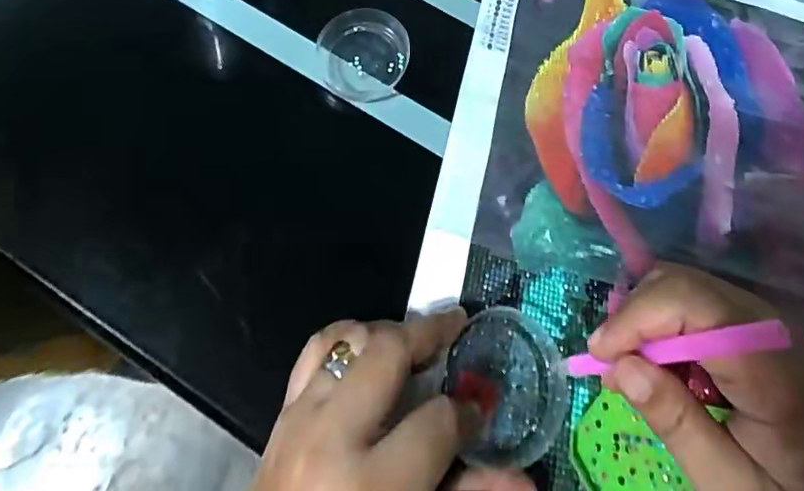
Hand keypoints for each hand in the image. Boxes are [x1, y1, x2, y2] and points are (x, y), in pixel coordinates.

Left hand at [253, 310, 533, 490]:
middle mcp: (331, 438)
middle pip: (387, 353)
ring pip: (348, 339)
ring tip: (413, 340)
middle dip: (428, 334)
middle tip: (456, 328)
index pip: (435, 423)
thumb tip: (525, 481)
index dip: (466, 414)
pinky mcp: (279, 417)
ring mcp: (299, 421)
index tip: (480, 411)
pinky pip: (314, 352)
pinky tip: (367, 351)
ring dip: (386, 331)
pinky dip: (346, 341)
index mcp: (372, 484)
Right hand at [587, 266, 803, 490]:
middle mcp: (769, 323)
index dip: (638, 319)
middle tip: (608, 365)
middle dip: (634, 316)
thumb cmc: (788, 490)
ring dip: (643, 315)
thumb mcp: (733, 484)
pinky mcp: (748, 312)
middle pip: (682, 284)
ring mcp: (761, 312)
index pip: (694, 305)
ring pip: (680, 282)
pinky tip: (656, 359)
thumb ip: (678, 426)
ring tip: (628, 364)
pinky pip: (689, 294)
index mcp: (773, 367)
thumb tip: (621, 368)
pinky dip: (660, 317)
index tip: (600, 357)